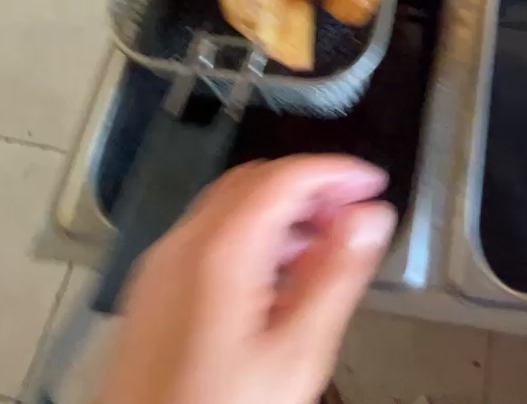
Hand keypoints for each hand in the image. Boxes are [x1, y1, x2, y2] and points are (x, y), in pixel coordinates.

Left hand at [104, 154, 395, 403]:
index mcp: (220, 250)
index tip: (372, 184)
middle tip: (353, 212)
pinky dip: (252, 234)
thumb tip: (369, 220)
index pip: (287, 176)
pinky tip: (280, 275)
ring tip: (327, 244)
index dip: (337, 171)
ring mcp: (161, 268)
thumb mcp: (296, 353)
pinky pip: (209, 236)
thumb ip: (338, 276)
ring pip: (231, 206)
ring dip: (283, 210)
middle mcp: (182, 245)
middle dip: (311, 188)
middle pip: (257, 181)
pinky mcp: (154, 293)